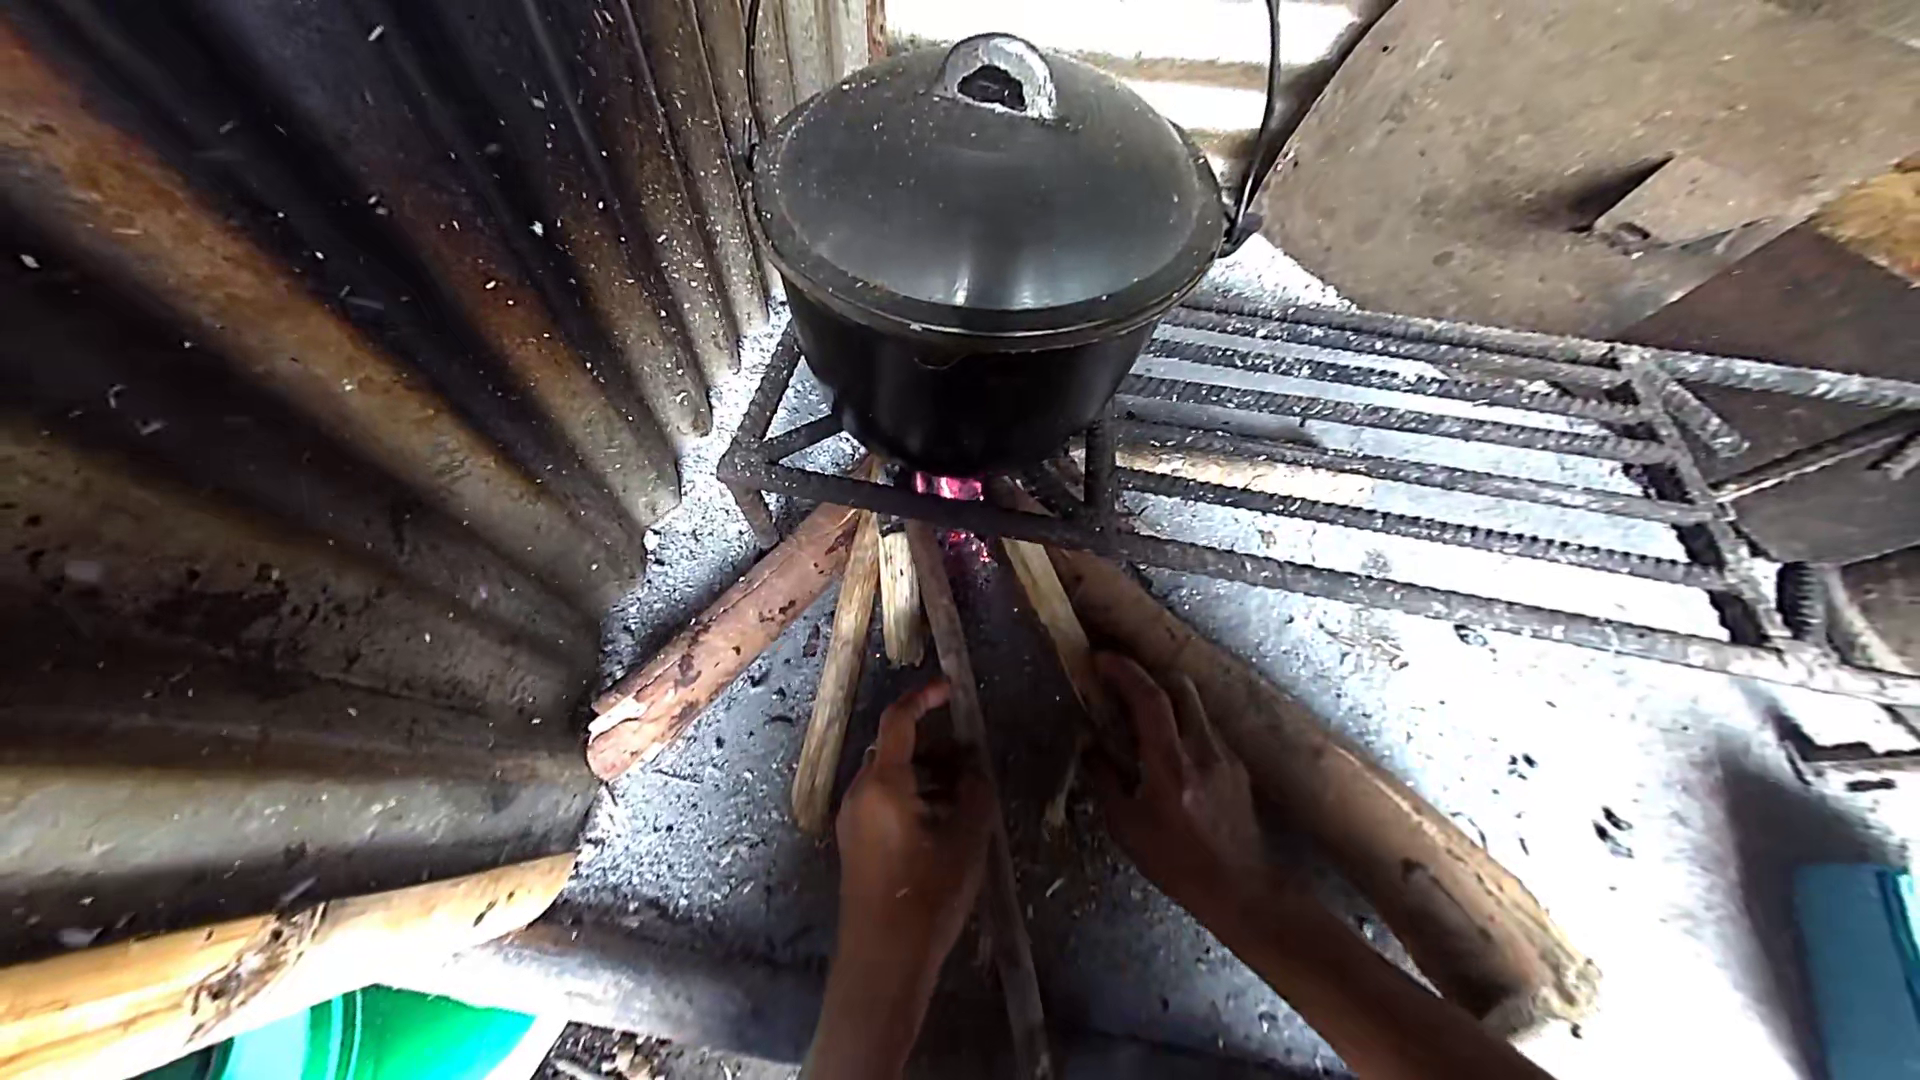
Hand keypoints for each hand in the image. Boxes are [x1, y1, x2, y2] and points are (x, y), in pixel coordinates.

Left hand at [835, 677, 991, 973]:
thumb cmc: (926, 898)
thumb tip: (977, 770)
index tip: (951, 689)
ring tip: (965, 793)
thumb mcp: (966, 842)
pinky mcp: (855, 841)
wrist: (882, 964)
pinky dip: (914, 794)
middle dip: (936, 746)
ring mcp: (852, 818)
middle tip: (972, 758)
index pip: (899, 720)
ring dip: (927, 773)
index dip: (924, 697)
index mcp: (883, 784)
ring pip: (892, 775)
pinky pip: (884, 799)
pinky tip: (943, 821)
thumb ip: (976, 794)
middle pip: (896, 749)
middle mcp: (860, 792)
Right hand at [1089, 653, 1266, 918]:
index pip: (1150, 700)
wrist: (1245, 893)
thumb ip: (1106, 781)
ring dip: (1164, 699)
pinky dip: (1181, 724)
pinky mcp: (1237, 766)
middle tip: (1120, 681)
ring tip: (1140, 717)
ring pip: (1194, 705)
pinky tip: (1168, 749)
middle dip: (1146, 674)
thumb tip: (1090, 747)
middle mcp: (1203, 750)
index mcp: (1171, 766)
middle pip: (1179, 686)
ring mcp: (1225, 756)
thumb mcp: (1128, 828)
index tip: (1100, 660)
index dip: (1124, 672)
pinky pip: (1204, 728)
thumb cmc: (1178, 864)